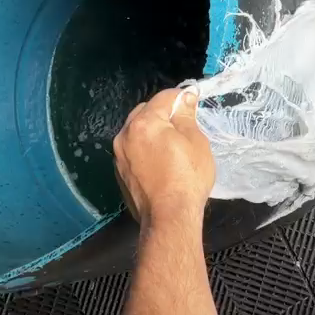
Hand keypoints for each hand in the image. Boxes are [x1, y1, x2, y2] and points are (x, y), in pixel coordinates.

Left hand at [113, 87, 215, 225]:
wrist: (169, 216)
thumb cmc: (188, 177)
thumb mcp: (195, 142)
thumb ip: (186, 116)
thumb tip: (184, 98)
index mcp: (144, 123)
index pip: (163, 98)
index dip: (181, 97)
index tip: (193, 102)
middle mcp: (125, 135)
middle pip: (144, 112)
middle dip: (163, 113)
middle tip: (183, 124)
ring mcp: (119, 155)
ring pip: (136, 131)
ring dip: (151, 130)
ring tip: (171, 143)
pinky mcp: (119, 172)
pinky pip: (132, 150)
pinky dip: (144, 148)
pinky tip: (159, 161)